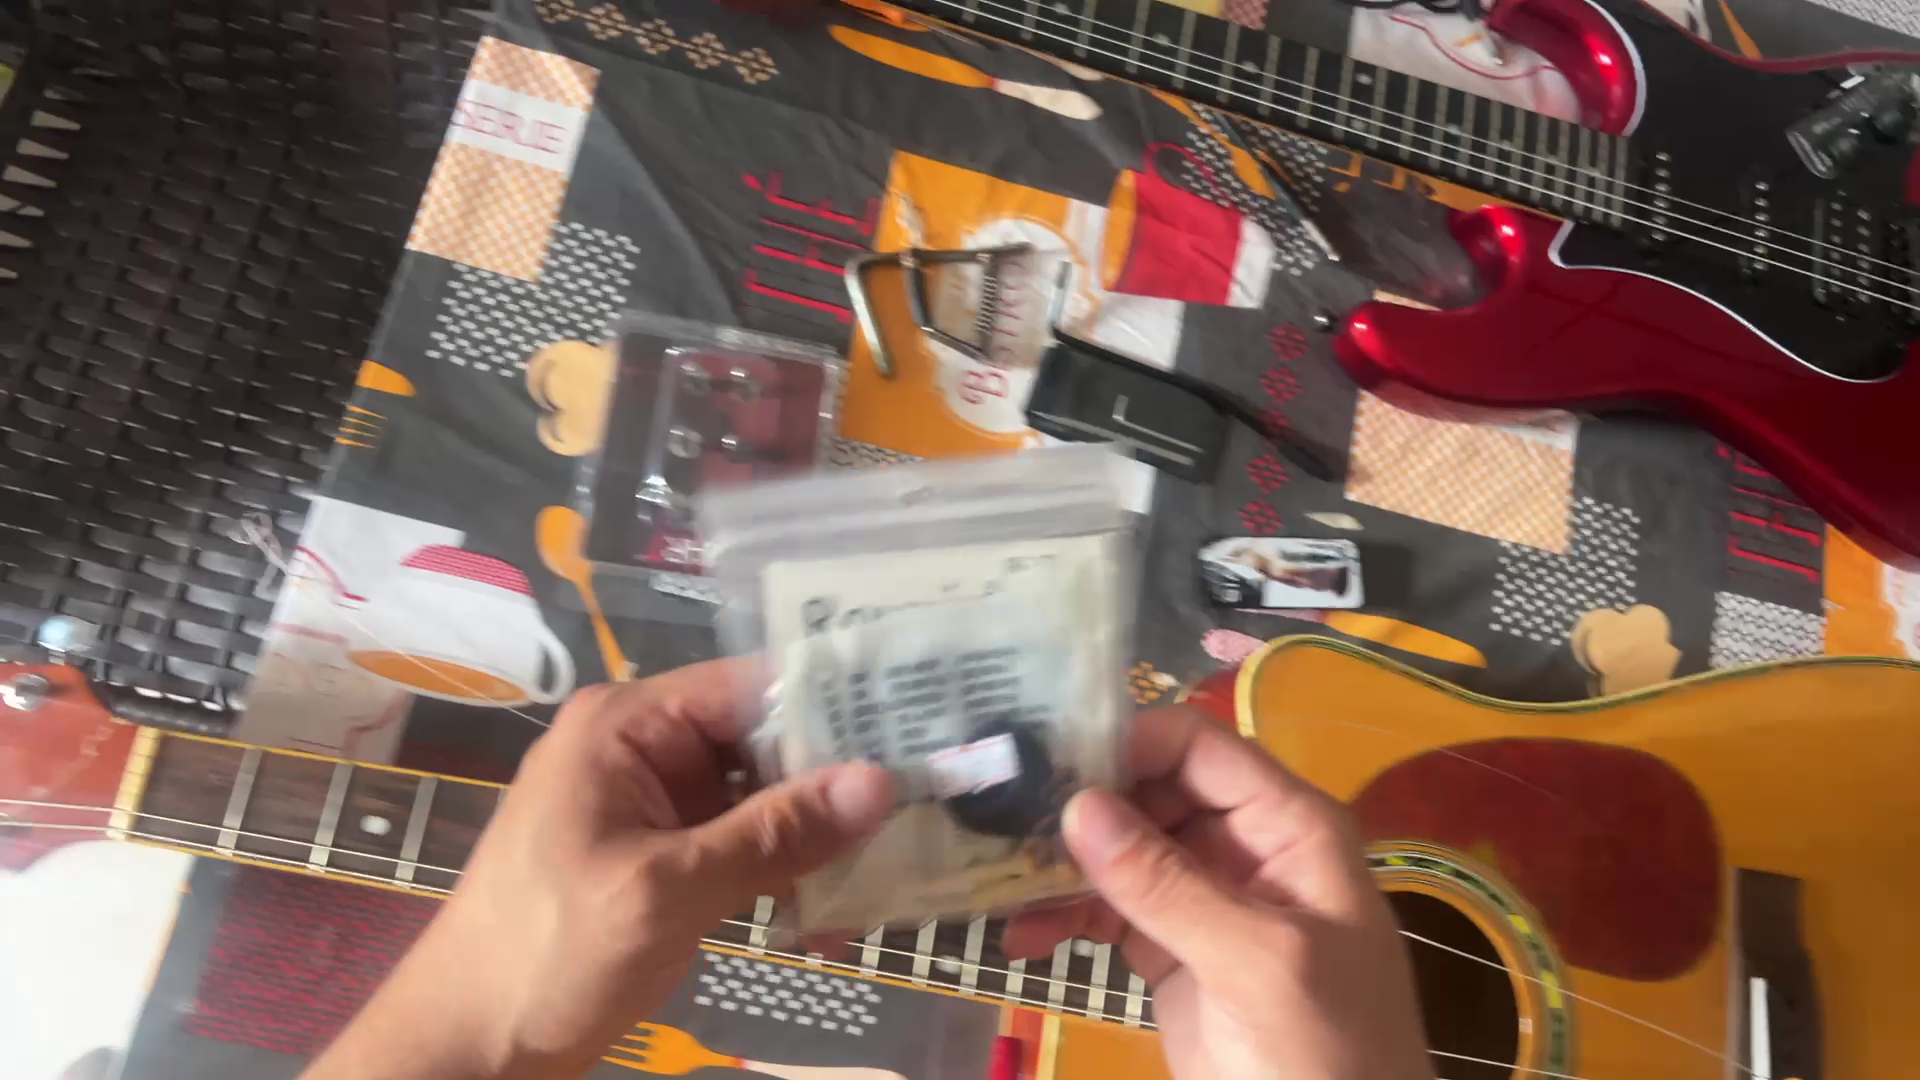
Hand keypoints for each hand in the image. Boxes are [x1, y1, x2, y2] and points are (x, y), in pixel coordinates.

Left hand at [304, 659, 895, 1079]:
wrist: (460, 1062)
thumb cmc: (546, 956)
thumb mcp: (669, 890)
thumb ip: (777, 833)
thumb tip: (882, 782)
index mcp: (631, 721)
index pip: (749, 685)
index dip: (827, 700)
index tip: (903, 724)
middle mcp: (647, 743)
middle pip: (761, 735)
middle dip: (829, 772)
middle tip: (912, 792)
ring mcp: (657, 797)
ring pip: (761, 788)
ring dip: (813, 825)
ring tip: (887, 849)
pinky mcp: (666, 844)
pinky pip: (744, 833)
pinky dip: (783, 860)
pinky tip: (831, 900)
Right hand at [1004, 707, 1431, 1079]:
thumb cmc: (1329, 1060)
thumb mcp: (1257, 967)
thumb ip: (1168, 886)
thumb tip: (1078, 806)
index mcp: (1283, 821)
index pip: (1196, 746)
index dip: (1128, 743)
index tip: (1055, 766)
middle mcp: (1237, 839)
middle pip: (1146, 787)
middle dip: (1081, 806)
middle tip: (1011, 824)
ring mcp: (1198, 887)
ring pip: (1117, 842)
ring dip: (1062, 864)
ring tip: (1007, 886)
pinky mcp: (1165, 935)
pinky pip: (1105, 901)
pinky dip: (1064, 913)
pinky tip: (1023, 936)